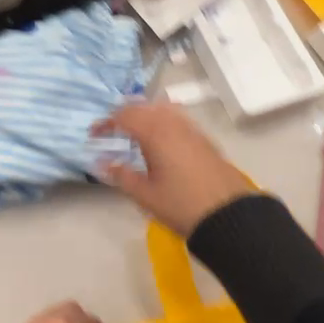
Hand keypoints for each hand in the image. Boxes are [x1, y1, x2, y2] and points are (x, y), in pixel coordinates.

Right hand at [95, 102, 252, 235]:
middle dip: (125, 114)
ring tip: (135, 129)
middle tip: (112, 128)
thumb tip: (100, 162)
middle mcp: (173, 124)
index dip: (106, 123)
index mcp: (155, 133)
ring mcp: (192, 129)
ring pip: (163, 109)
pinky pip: (177, 118)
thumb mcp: (145, 195)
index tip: (94, 134)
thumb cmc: (181, 205)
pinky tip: (161, 138)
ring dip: (145, 114)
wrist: (229, 215)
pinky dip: (163, 120)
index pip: (124, 117)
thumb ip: (121, 176)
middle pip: (144, 107)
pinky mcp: (204, 139)